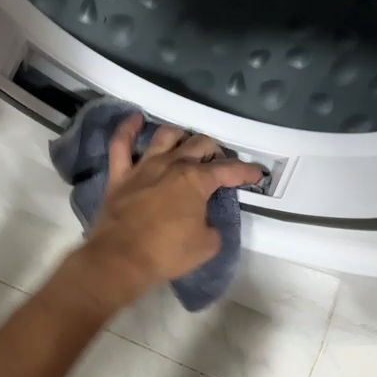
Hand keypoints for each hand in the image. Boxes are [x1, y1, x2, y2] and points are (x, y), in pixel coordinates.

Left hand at [64, 114, 262, 310]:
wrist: (120, 259)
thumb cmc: (166, 253)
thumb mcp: (206, 245)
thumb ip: (212, 226)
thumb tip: (206, 221)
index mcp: (196, 180)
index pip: (228, 170)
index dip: (246, 171)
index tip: (257, 174)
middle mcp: (172, 164)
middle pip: (199, 144)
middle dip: (215, 151)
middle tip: (219, 164)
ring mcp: (144, 166)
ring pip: (166, 136)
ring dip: (182, 136)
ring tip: (187, 143)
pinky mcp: (120, 175)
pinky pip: (121, 144)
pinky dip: (128, 128)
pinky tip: (136, 118)